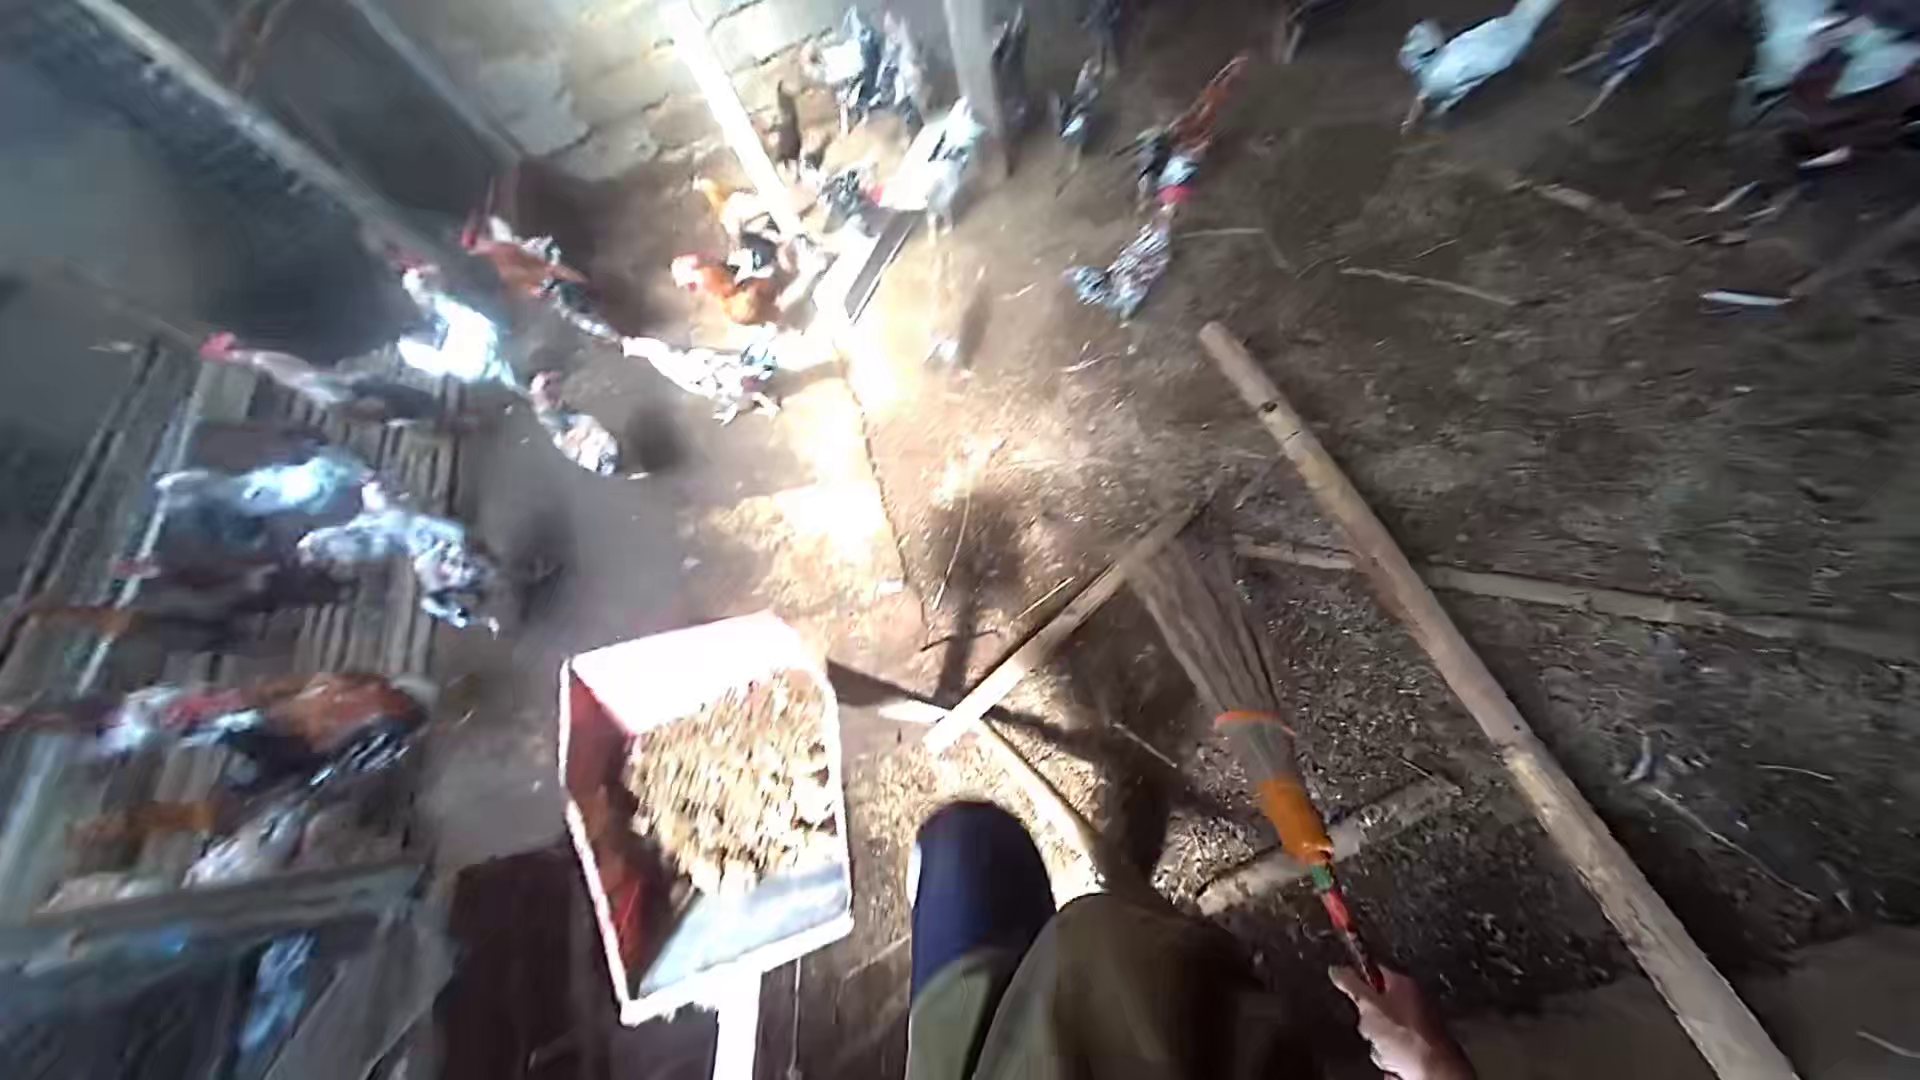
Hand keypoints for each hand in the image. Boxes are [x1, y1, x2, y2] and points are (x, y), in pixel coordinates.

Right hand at [1330, 966, 1474, 1079]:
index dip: (1357, 978)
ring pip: (1386, 1028)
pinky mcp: (1427, 1053)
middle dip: (1368, 1017)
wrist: (1438, 1079)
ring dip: (1379, 1040)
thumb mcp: (1368, 1005)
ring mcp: (1424, 1029)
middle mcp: (1417, 1001)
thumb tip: (1336, 969)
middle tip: (1368, 1026)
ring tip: (1383, 1050)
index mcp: (1404, 983)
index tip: (1348, 989)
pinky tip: (1395, 1064)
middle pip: (1378, 1002)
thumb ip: (1349, 983)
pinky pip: (1399, 1048)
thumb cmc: (1405, 1037)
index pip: (1372, 968)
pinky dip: (1394, 1056)